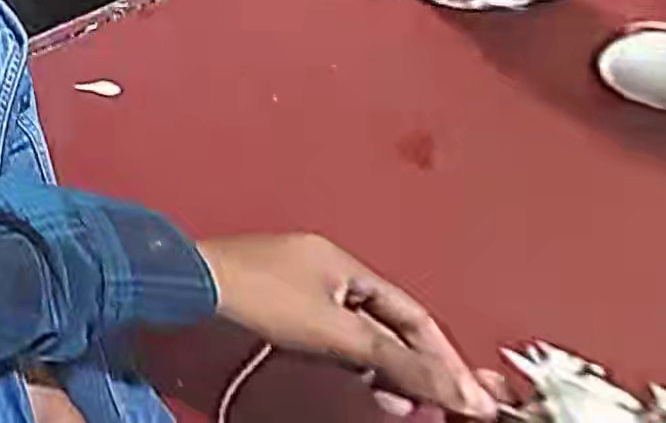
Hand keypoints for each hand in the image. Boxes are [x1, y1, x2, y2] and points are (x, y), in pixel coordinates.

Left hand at [197, 234, 499, 419]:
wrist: (196, 283)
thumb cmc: (266, 298)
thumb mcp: (341, 333)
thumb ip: (403, 362)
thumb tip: (468, 395)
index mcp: (339, 260)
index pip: (410, 310)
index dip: (443, 357)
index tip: (469, 403)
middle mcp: (321, 262)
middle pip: (383, 319)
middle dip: (409, 364)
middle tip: (419, 406)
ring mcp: (296, 275)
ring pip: (356, 326)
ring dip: (378, 363)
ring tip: (384, 396)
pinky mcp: (276, 293)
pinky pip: (327, 326)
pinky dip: (345, 352)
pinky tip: (349, 375)